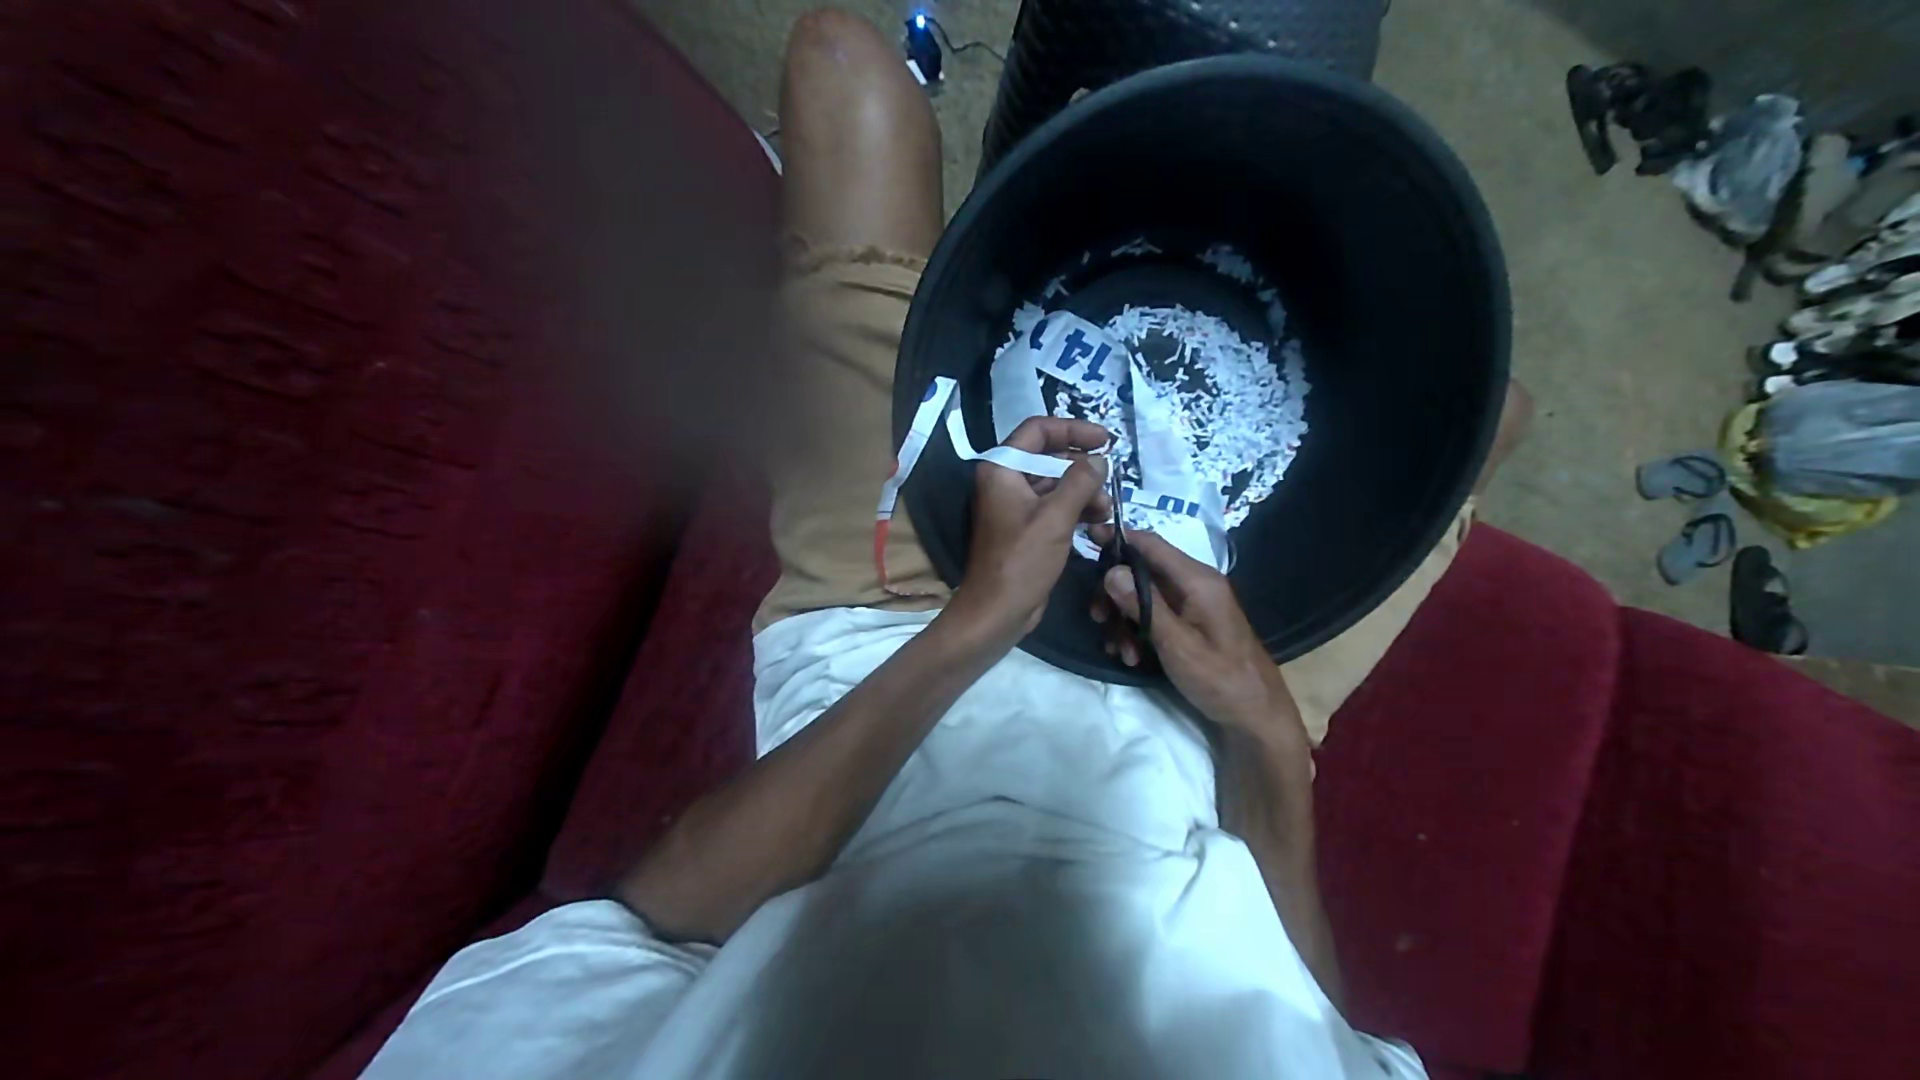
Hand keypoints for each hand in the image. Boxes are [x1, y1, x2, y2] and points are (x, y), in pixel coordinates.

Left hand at [946, 416, 1112, 641]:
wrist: (998, 609)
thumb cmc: (1022, 560)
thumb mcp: (1056, 517)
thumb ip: (1080, 482)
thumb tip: (1099, 460)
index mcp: (1001, 469)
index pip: (1038, 430)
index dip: (1073, 429)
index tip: (1105, 440)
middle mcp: (1005, 480)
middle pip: (1048, 457)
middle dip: (1082, 468)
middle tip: (1110, 482)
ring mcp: (1014, 505)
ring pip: (1055, 483)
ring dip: (1083, 491)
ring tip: (1106, 509)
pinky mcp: (1025, 527)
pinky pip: (1053, 506)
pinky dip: (1075, 509)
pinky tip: (1098, 521)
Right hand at [1089, 526, 1308, 753]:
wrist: (1256, 715)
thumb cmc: (1220, 678)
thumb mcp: (1177, 644)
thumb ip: (1143, 605)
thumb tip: (1111, 570)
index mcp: (1197, 580)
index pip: (1151, 544)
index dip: (1118, 538)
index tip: (1087, 538)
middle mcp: (1195, 584)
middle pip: (1142, 571)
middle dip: (1114, 592)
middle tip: (1098, 618)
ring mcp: (1193, 603)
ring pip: (1143, 595)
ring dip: (1124, 619)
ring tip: (1119, 650)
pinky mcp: (1190, 622)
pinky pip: (1154, 615)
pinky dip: (1137, 631)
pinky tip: (1132, 656)